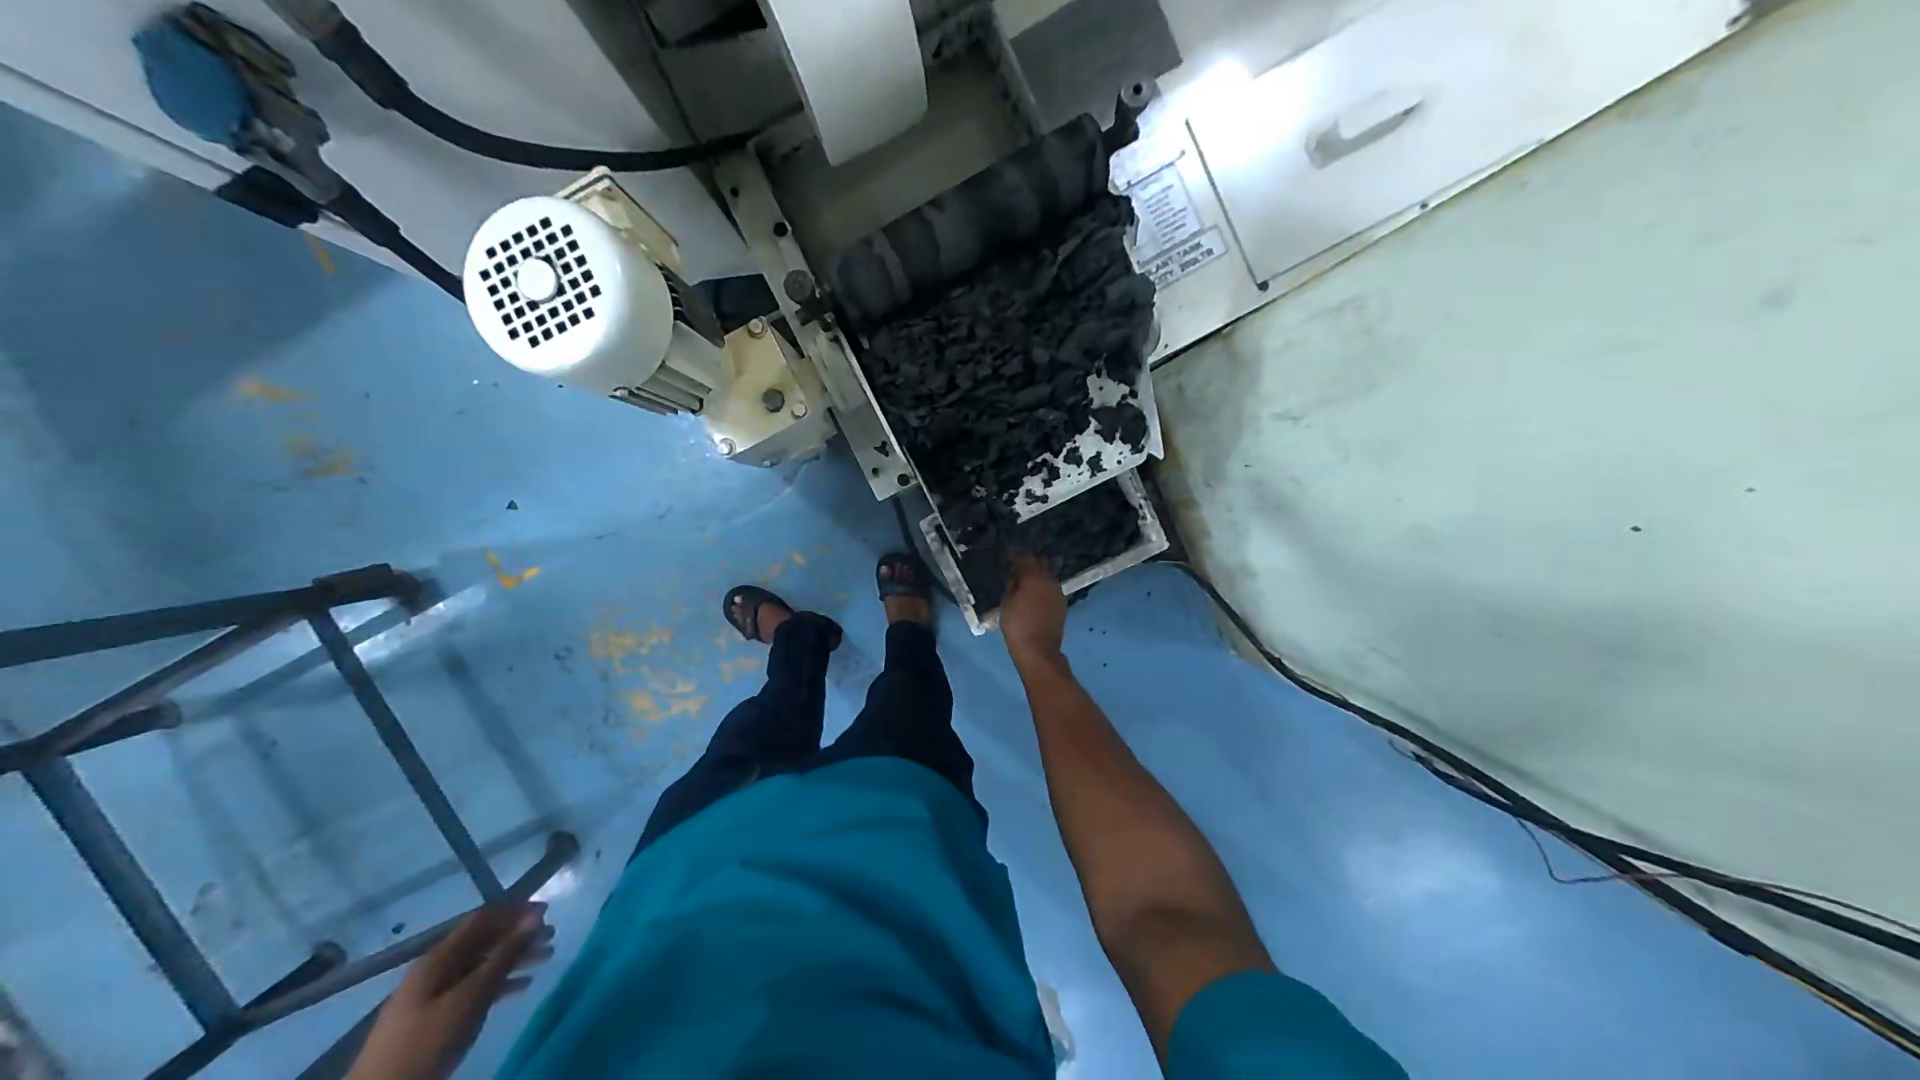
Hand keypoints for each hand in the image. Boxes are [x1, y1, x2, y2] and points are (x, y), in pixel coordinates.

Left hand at [347, 902, 552, 1079]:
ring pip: (481, 965)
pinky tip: (522, 987)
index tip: (547, 912)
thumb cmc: (427, 1042)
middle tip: (552, 937)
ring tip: (546, 959)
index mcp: (439, 959)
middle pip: (484, 941)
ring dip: (514, 959)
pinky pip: (474, 988)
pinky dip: (500, 983)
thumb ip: (503, 956)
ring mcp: (433, 995)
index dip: (515, 911)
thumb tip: (533, 917)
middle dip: (519, 935)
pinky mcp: (435, 1017)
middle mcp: (436, 970)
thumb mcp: (470, 997)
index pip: (482, 920)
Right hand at [1000, 553, 1066, 661]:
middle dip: (1030, 563)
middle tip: (1018, 568)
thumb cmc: (1017, 626)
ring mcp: (1058, 592)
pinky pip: (1052, 588)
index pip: (1026, 558)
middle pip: (1042, 563)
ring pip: (1048, 576)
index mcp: (1034, 578)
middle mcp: (1049, 581)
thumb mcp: (1006, 604)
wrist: (1038, 650)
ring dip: (1039, 575)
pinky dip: (1044, 587)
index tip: (1009, 558)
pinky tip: (1036, 595)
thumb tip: (1016, 576)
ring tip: (1027, 582)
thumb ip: (1012, 586)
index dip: (1017, 556)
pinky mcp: (1062, 604)